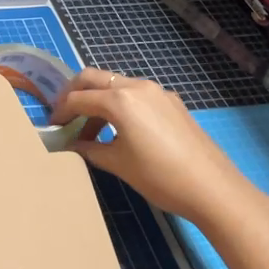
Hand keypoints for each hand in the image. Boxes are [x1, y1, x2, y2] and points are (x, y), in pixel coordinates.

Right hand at [51, 67, 257, 224]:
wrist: (215, 190)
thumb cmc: (161, 178)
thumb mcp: (118, 164)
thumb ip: (90, 149)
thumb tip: (72, 145)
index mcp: (119, 99)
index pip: (78, 98)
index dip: (61, 111)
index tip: (52, 127)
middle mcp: (136, 86)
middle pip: (93, 78)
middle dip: (74, 93)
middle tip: (65, 115)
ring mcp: (157, 92)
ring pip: (116, 84)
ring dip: (98, 99)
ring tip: (91, 128)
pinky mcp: (172, 102)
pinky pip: (136, 94)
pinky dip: (119, 104)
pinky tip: (121, 129)